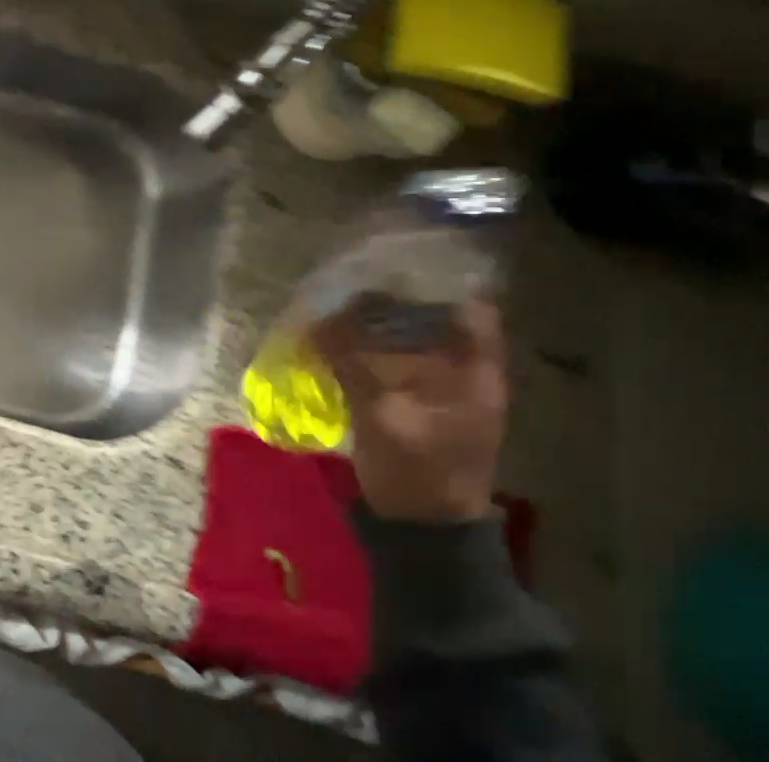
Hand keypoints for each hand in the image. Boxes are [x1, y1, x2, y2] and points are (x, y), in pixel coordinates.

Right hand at [311, 300, 508, 522]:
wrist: (424, 530)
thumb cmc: (418, 472)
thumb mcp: (385, 417)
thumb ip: (353, 366)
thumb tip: (317, 322)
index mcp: (475, 373)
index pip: (469, 308)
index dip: (436, 281)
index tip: (393, 262)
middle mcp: (463, 373)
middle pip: (434, 319)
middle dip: (393, 297)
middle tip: (349, 279)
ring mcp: (437, 389)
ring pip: (409, 339)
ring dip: (374, 322)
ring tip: (333, 304)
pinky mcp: (411, 403)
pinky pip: (390, 362)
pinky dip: (365, 348)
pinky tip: (333, 339)